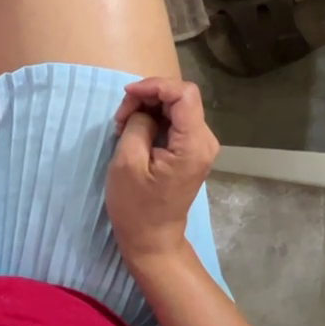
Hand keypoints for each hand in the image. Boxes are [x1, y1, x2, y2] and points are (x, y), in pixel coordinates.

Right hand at [104, 77, 217, 263]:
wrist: (151, 239)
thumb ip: (139, 125)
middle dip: (147, 98)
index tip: (127, 97)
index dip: (154, 86)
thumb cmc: (136, 206)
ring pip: (175, 106)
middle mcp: (205, 141)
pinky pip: (174, 121)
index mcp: (194, 145)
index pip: (183, 93)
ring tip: (123, 127)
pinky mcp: (191, 150)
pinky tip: (133, 132)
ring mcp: (200, 145)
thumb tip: (144, 110)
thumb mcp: (127, 162)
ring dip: (147, 108)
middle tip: (120, 119)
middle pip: (180, 97)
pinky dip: (152, 119)